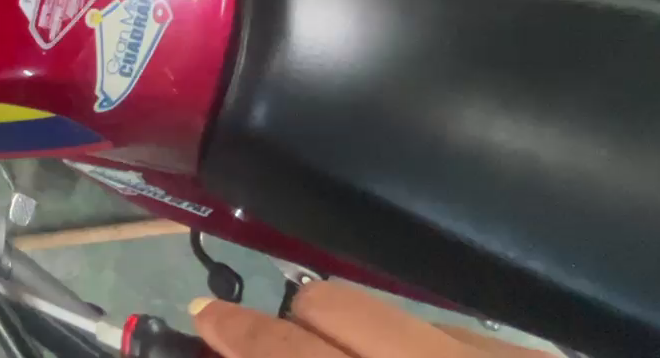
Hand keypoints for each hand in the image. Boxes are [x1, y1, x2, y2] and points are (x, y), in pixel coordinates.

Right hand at [191, 280, 549, 357]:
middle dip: (289, 324)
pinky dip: (422, 356)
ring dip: (357, 342)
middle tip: (270, 349)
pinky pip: (456, 335)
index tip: (203, 319)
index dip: (235, 332)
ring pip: (394, 316)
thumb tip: (239, 348)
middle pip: (334, 307)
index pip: (287, 350)